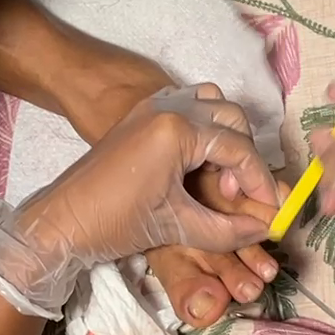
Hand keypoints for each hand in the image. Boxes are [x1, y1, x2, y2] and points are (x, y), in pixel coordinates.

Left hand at [0, 84, 277, 316]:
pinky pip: (188, 105)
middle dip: (246, 157)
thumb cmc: (115, 222)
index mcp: (178, 129)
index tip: (271, 210)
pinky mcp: (142, 113)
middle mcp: (169, 106)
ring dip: (227, 136)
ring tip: (222, 177)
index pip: (239, 149)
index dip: (260, 182)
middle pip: (232, 119)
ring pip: (212, 104)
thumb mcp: (178, 227)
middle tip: (240, 196)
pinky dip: (205, 127)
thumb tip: (268, 227)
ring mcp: (153, 105)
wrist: (63, 219)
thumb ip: (229, 230)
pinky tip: (200, 162)